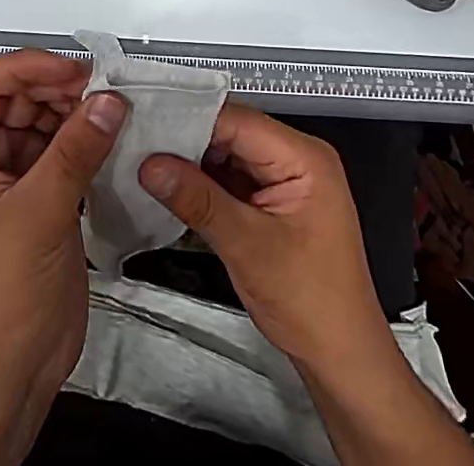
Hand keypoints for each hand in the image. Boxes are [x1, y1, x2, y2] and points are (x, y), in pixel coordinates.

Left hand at [0, 50, 127, 465]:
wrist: (6, 377)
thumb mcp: (35, 217)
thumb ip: (74, 154)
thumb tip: (105, 103)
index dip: (27, 68)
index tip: (71, 70)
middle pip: (20, 101)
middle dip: (59, 88)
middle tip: (103, 89)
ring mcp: (16, 183)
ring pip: (47, 126)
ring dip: (78, 115)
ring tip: (113, 110)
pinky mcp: (44, 203)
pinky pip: (66, 155)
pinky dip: (89, 143)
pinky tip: (113, 139)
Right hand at [140, 103, 473, 465]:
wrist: (339, 354)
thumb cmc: (309, 299)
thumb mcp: (248, 246)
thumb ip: (198, 200)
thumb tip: (150, 165)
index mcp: (303, 157)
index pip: (237, 121)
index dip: (189, 118)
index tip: (143, 122)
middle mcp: (294, 157)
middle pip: (230, 132)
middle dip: (184, 138)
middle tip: (134, 140)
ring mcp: (281, 179)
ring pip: (225, 154)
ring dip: (188, 161)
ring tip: (140, 159)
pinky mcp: (268, 199)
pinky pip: (228, 178)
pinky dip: (200, 183)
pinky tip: (165, 184)